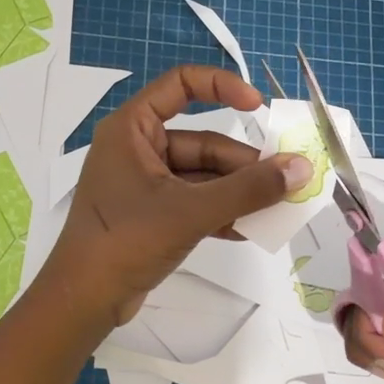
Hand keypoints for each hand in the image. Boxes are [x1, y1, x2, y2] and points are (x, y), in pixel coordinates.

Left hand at [41, 65, 310, 328]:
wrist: (83, 299)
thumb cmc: (126, 241)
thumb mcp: (191, 212)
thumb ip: (248, 190)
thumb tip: (300, 168)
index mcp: (132, 129)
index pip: (181, 85)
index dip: (222, 87)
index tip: (258, 107)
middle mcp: (136, 150)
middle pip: (202, 142)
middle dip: (242, 165)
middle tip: (284, 183)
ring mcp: (143, 185)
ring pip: (202, 177)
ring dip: (237, 193)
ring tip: (276, 209)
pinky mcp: (150, 217)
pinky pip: (194, 204)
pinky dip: (220, 214)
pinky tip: (251, 230)